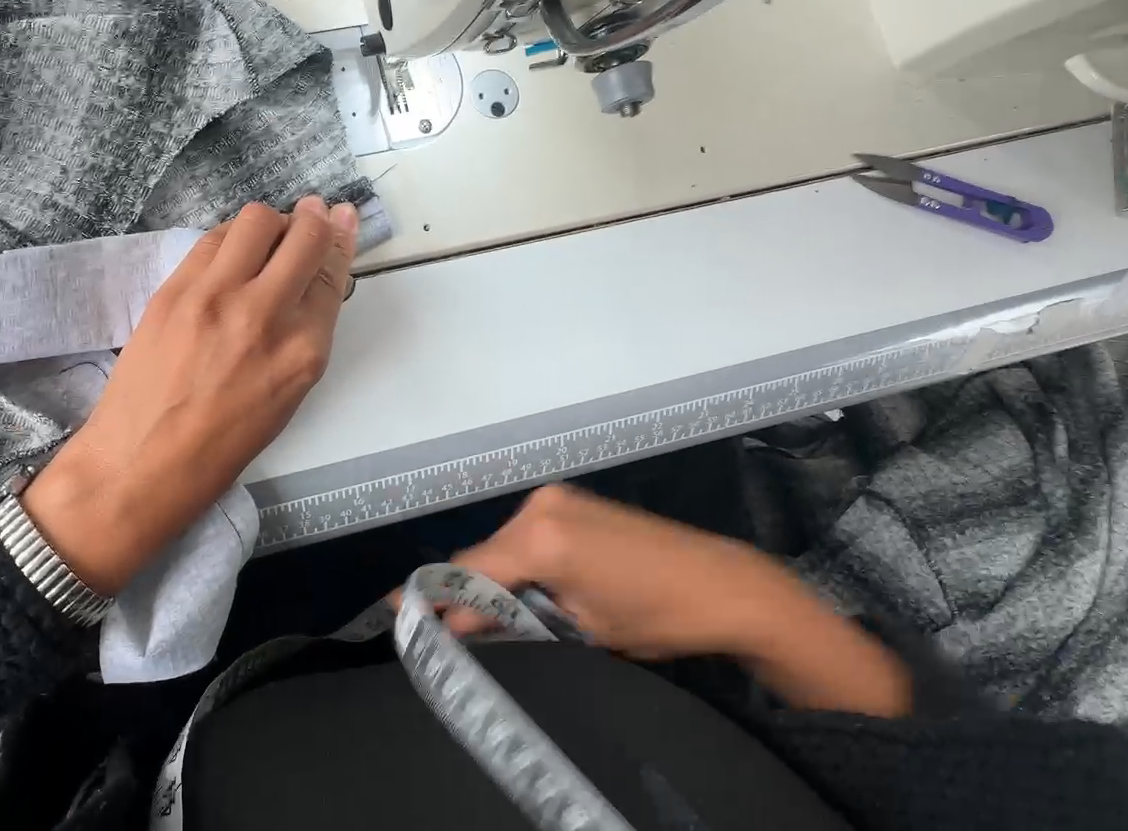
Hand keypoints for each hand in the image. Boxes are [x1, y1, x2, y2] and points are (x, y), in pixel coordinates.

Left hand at [21, 197, 358, 594]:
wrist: (142, 463)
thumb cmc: (223, 444)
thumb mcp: (288, 395)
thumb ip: (306, 334)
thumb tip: (314, 283)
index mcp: (304, 350)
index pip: (333, 273)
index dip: (341, 239)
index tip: (341, 219)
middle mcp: (265, 313)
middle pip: (304, 234)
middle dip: (313, 218)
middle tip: (309, 217)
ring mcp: (214, 296)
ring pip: (255, 220)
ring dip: (270, 221)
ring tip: (265, 239)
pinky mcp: (173, 290)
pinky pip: (212, 238)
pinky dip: (230, 236)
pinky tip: (229, 253)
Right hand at [449, 485, 911, 716]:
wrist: (724, 586)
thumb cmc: (656, 617)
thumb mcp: (579, 630)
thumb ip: (512, 621)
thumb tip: (460, 623)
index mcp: (540, 538)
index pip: (470, 571)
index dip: (437, 598)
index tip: (403, 615)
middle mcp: (540, 506)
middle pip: (483, 555)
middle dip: (469, 592)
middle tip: (453, 628)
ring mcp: (557, 498)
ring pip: (503, 545)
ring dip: (496, 578)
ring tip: (498, 617)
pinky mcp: (572, 502)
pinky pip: (527, 534)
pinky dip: (519, 561)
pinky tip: (528, 590)